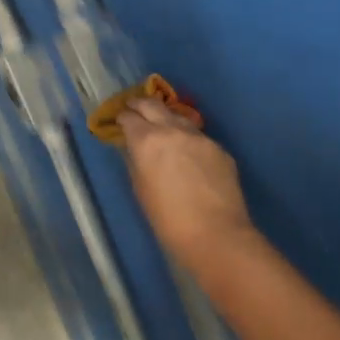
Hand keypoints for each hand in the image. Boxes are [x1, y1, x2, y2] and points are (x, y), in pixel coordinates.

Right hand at [116, 97, 254, 268]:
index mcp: (146, 140)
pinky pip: (198, 137)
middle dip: (140, 105)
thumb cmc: (166, 217)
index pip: (129, 117)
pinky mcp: (220, 149)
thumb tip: (133, 149)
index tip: (119, 121)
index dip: (122, 118)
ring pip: (179, 117)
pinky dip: (187, 139)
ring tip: (161, 127)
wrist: (215, 234)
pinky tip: (187, 153)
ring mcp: (200, 138)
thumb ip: (135, 161)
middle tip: (133, 108)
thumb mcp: (140, 187)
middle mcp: (173, 130)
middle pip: (153, 105)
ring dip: (166, 119)